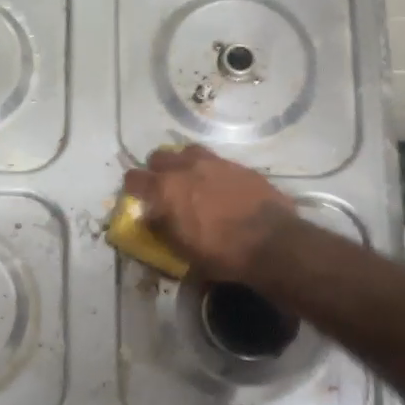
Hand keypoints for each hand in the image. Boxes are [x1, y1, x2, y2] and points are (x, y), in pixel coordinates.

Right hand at [123, 145, 295, 281]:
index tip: (137, 198)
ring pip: (188, 151)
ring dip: (183, 163)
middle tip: (163, 188)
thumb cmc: (220, 252)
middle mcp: (186, 168)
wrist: (272, 242)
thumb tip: (150, 216)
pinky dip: (211, 171)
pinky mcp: (239, 166)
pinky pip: (216, 161)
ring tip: (191, 181)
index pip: (134, 178)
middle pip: (159, 157)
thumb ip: (161, 227)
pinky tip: (219, 187)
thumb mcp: (181, 249)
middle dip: (156, 170)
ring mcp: (215, 163)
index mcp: (165, 189)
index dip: (132, 188)